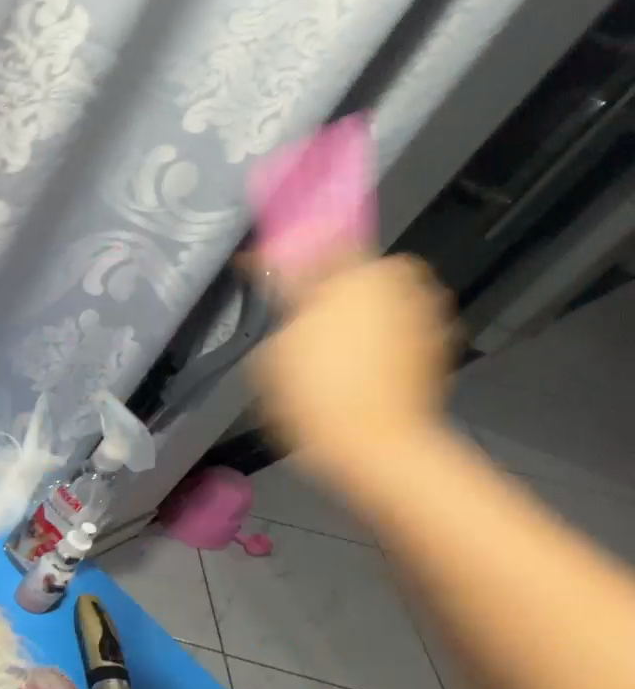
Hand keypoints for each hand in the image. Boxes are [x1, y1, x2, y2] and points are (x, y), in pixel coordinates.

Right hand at [246, 253, 457, 489]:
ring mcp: (423, 317)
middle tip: (289, 314)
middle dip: (325, 287)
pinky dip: (366, 339)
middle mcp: (402, 286)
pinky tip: (341, 366)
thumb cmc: (318, 393)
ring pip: (373, 302)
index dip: (287, 250)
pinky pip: (389, 330)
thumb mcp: (279, 342)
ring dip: (347, 313)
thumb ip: (288, 293)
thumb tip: (282, 256)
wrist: (373, 446)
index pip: (320, 242)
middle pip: (353, 273)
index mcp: (364, 274)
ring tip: (312, 346)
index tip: (257, 261)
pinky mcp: (431, 348)